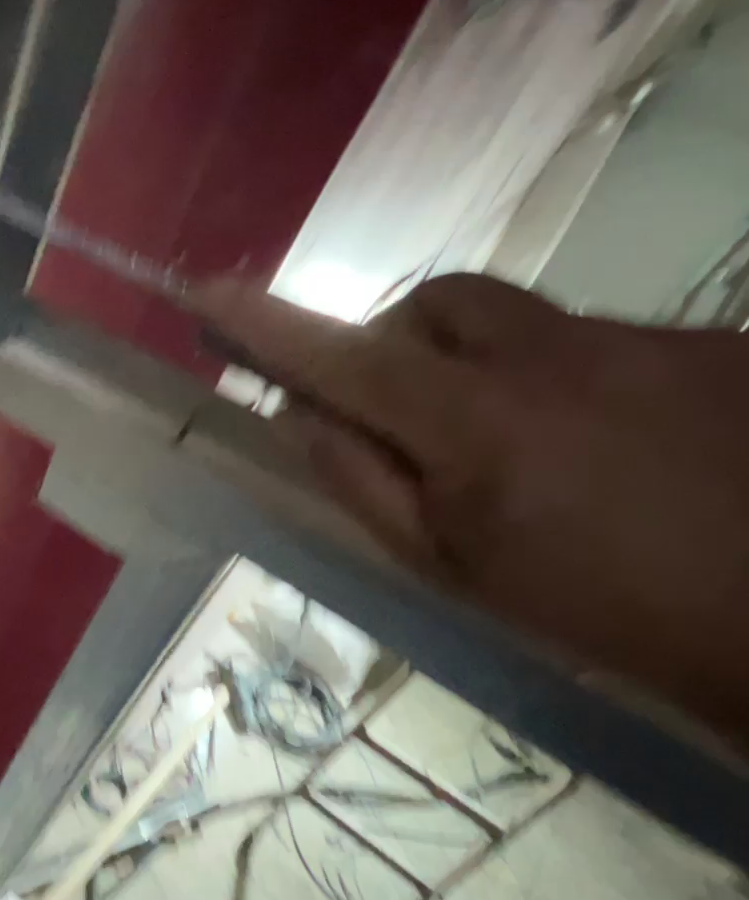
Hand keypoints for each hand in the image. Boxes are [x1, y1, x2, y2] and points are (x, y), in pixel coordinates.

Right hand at [188, 274, 748, 741]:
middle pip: (439, 301)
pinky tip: (622, 448)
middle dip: (399, 340)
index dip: (267, 323)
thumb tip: (299, 413)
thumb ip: (360, 479)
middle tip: (410, 409)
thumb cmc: (596, 609)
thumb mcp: (447, 563)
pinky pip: (607, 340)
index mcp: (478, 425)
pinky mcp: (730, 345)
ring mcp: (655, 343)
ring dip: (491, 366)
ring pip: (524, 322)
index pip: (346, 357)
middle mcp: (561, 360)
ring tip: (539, 448)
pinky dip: (575, 381)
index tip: (203, 290)